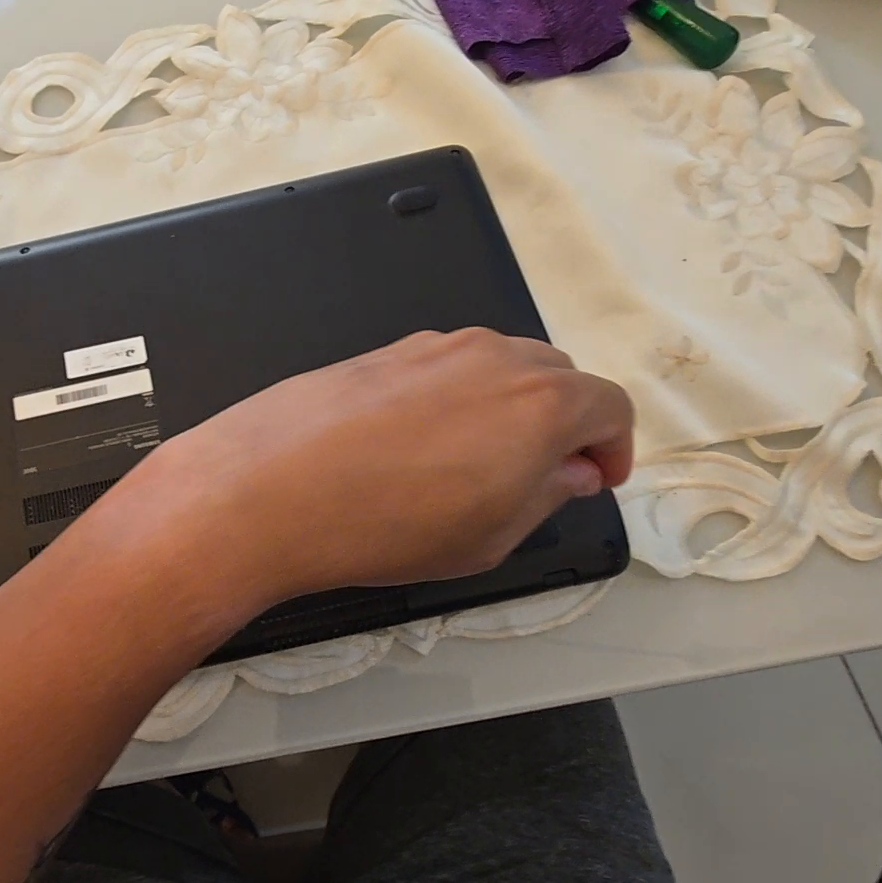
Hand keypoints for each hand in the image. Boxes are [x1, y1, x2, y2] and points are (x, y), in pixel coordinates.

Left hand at [117, 328, 633, 610]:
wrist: (269, 487)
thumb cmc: (389, 526)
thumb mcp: (488, 536)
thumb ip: (546, 495)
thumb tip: (573, 470)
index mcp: (541, 401)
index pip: (608, 407)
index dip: (612, 447)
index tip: (596, 478)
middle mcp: (492, 357)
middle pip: (555, 376)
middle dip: (561, 423)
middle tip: (537, 475)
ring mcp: (430, 346)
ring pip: (494, 366)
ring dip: (505, 406)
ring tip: (471, 462)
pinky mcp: (380, 351)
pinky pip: (439, 367)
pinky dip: (452, 396)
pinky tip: (414, 442)